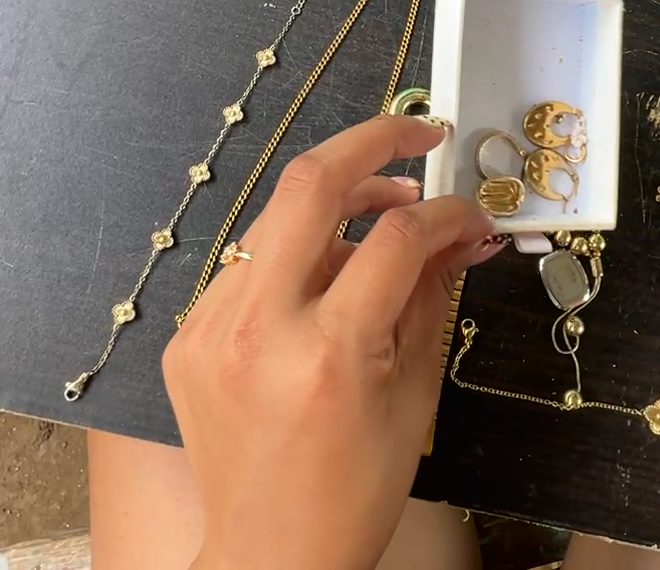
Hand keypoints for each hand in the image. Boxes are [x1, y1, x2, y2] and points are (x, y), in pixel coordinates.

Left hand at [163, 115, 503, 569]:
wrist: (269, 556)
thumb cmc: (359, 487)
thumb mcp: (416, 388)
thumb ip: (435, 291)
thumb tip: (465, 230)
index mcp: (328, 354)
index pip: (398, 238)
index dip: (446, 212)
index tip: (470, 213)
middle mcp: (257, 328)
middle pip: (309, 183)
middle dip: (373, 138)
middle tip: (420, 132)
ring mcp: (210, 327)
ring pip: (279, 212)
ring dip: (340, 195)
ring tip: (387, 205)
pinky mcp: (189, 333)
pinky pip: (256, 258)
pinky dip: (303, 244)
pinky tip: (332, 267)